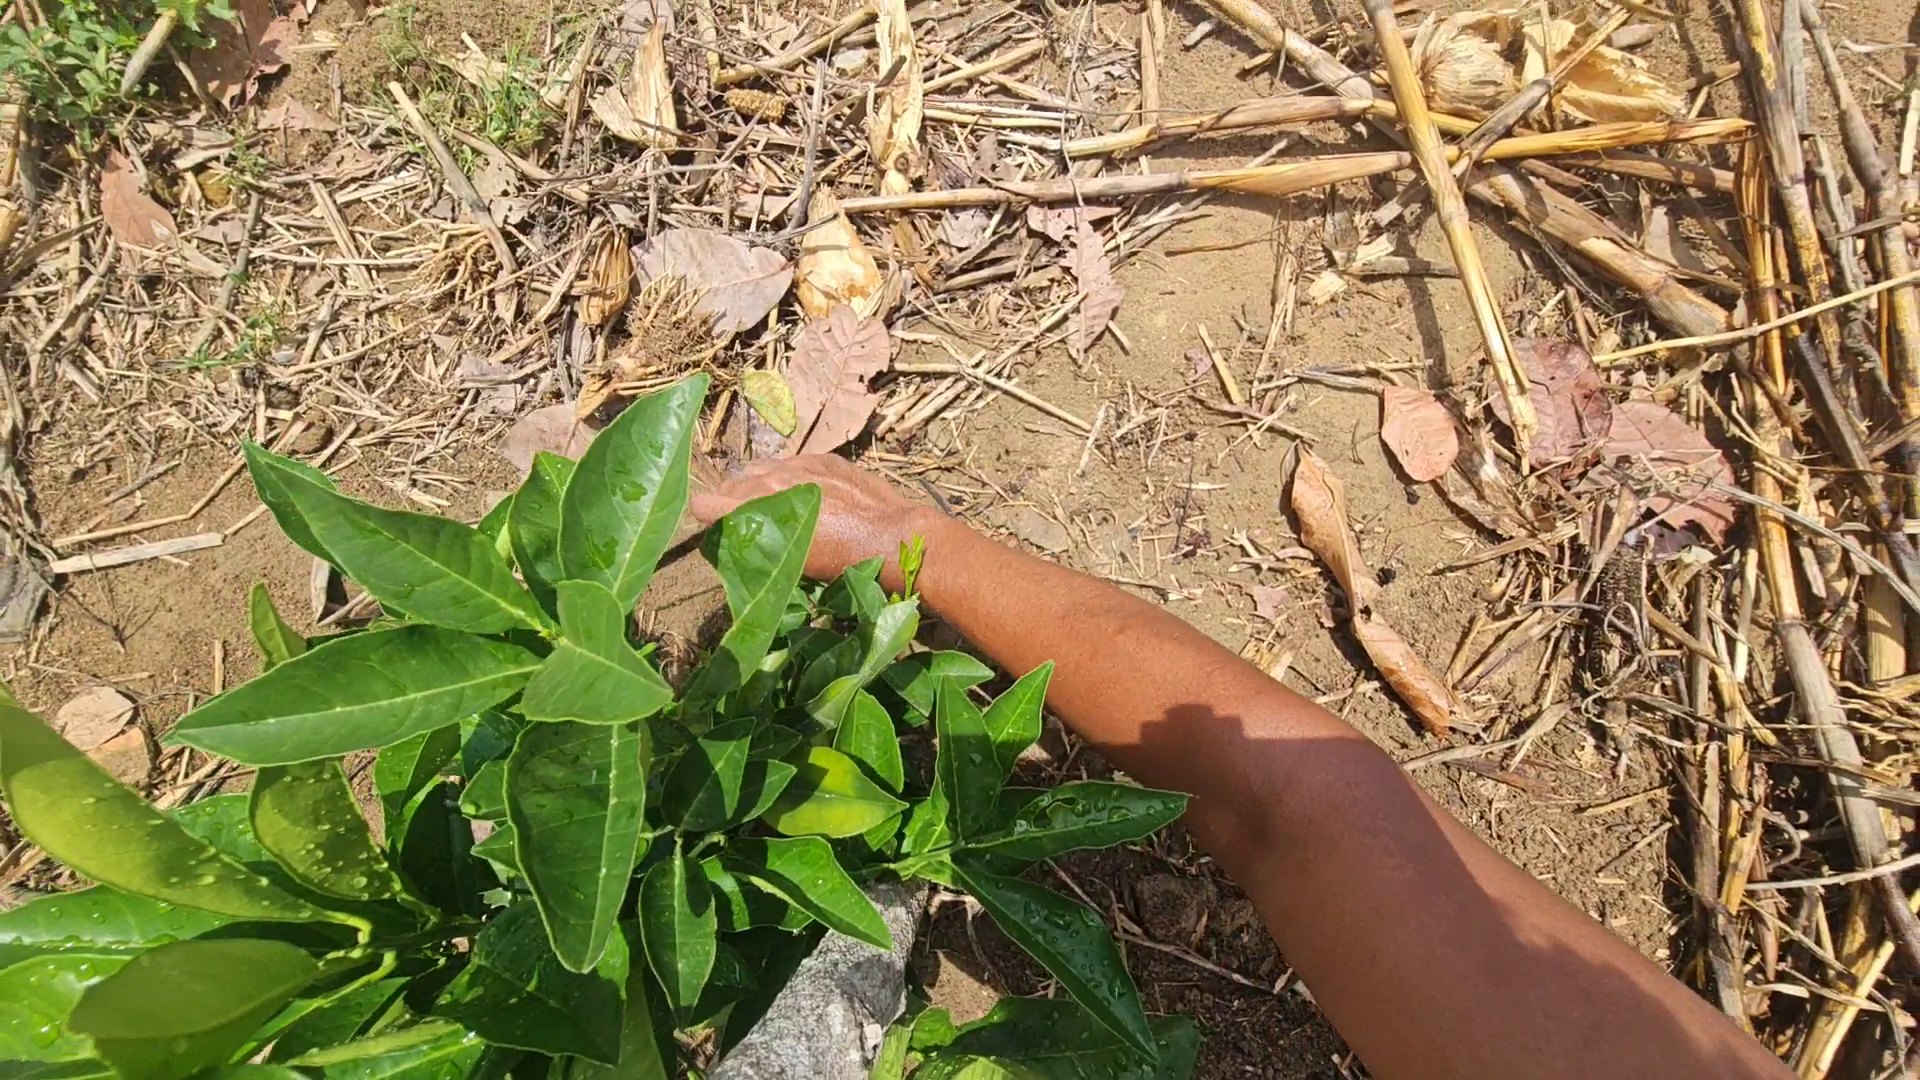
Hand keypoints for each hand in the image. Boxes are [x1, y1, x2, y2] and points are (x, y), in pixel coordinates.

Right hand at [690, 455, 943, 587]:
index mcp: (754, 509)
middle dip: (734, 499)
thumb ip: (756, 548)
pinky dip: (793, 476)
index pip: (704, 503)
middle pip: (731, 481)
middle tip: (751, 520)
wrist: (887, 538)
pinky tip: (809, 492)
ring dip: (761, 483)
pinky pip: (793, 462)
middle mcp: (769, 481)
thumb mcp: (789, 564)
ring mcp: (797, 465)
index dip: (708, 516)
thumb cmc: (838, 562)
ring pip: (760, 467)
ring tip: (778, 503)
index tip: (719, 527)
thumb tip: (741, 546)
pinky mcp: (822, 458)